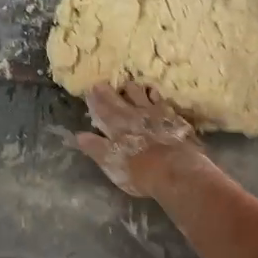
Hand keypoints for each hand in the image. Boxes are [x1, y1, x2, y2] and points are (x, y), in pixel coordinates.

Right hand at [76, 84, 206, 197]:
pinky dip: (153, 93)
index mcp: (117, 129)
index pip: (102, 112)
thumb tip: (79, 136)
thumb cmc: (142, 174)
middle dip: (108, 93)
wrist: (179, 171)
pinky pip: (160, 99)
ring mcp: (154, 114)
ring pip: (139, 95)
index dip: (95, 102)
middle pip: (118, 101)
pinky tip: (152, 91)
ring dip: (131, 89)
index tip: (89, 91)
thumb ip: (96, 149)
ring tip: (126, 85)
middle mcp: (134, 117)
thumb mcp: (113, 166)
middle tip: (101, 83)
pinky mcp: (172, 117)